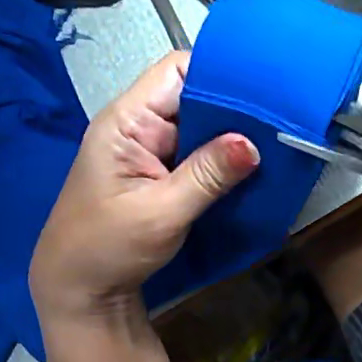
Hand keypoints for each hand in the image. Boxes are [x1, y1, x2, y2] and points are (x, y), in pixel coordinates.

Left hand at [30, 52, 259, 322]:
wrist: (81, 291)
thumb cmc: (107, 249)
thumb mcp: (161, 213)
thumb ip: (207, 176)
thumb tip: (252, 143)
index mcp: (127, 122)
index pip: (177, 71)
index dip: (218, 72)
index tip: (262, 89)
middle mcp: (139, 126)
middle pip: (193, 96)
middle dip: (234, 106)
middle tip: (280, 119)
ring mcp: (151, 150)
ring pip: (200, 126)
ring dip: (232, 135)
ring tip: (276, 140)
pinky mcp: (161, 173)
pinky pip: (199, 153)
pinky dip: (224, 159)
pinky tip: (252, 166)